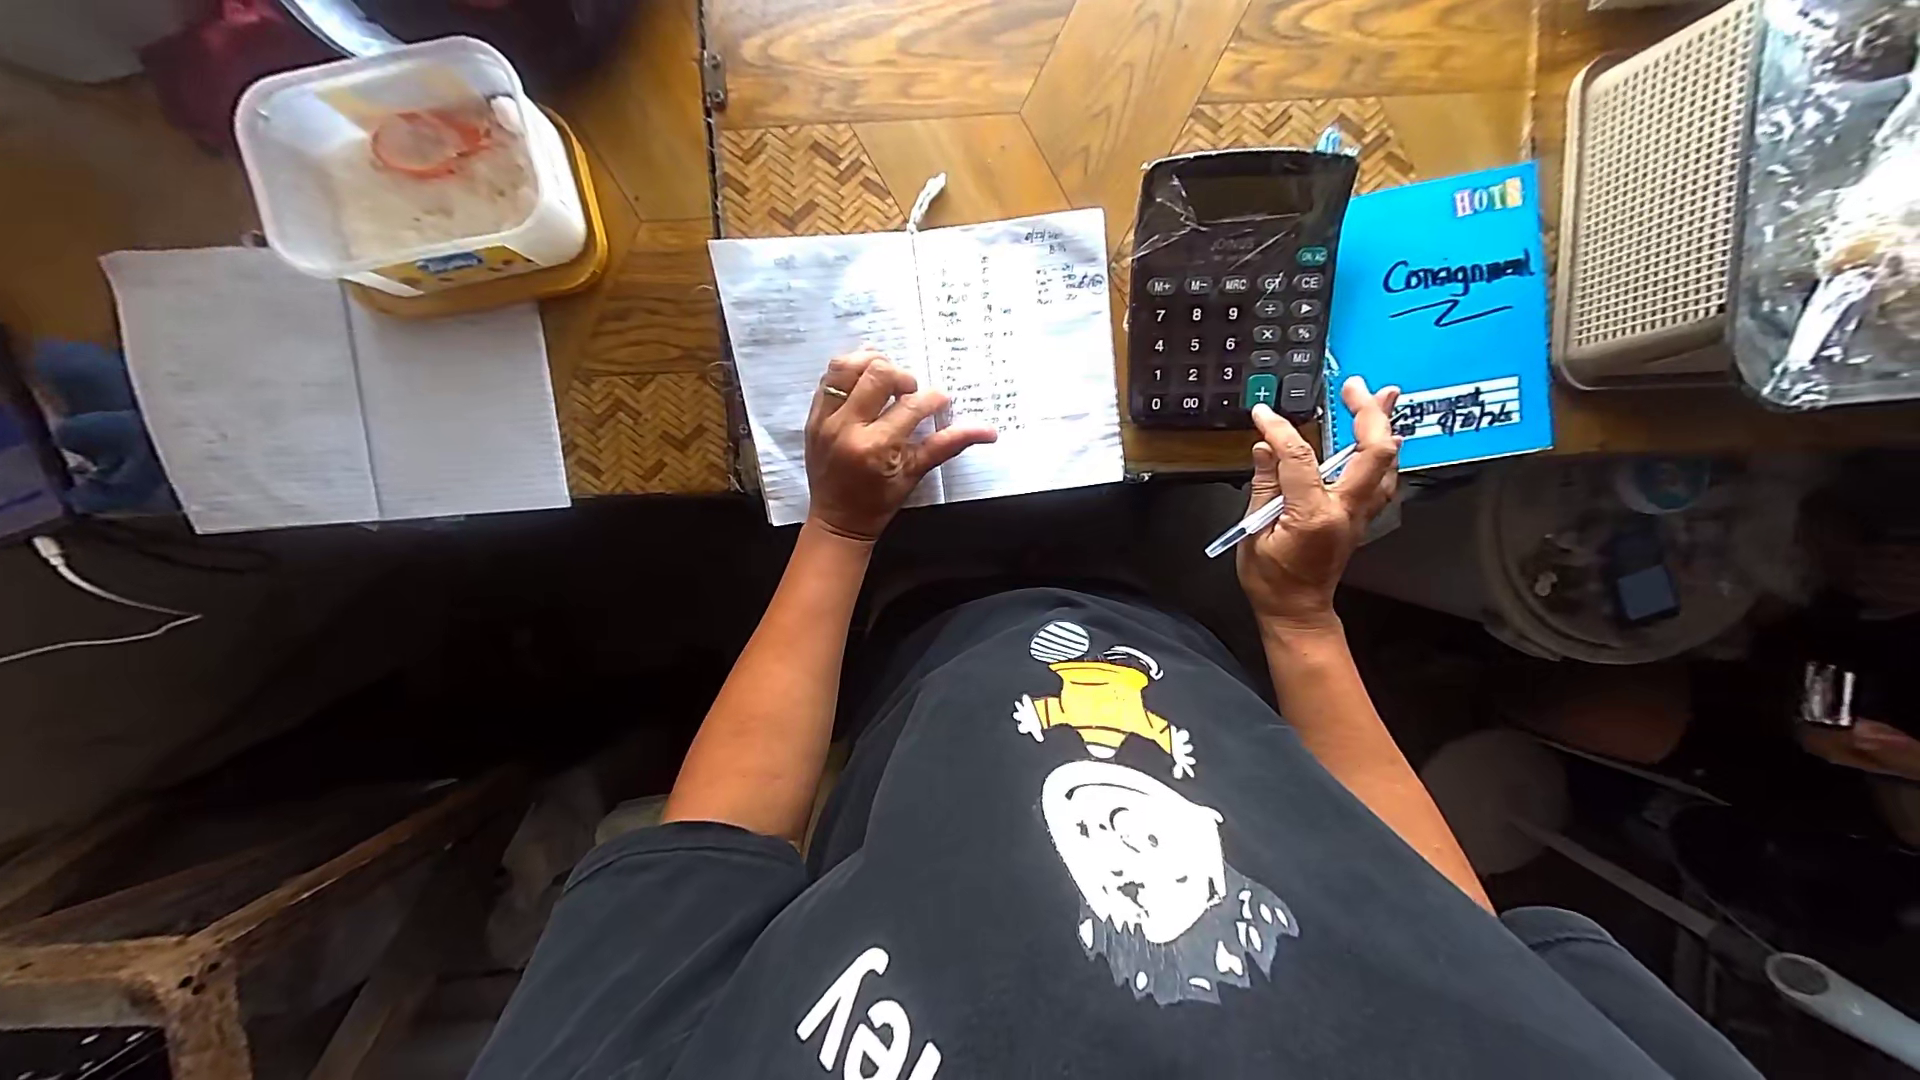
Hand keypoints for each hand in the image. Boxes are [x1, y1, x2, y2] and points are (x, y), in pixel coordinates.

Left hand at [804, 349, 996, 541]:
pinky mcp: (812, 417)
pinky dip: (849, 372)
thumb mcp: (915, 473)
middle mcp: (846, 428)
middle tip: (910, 392)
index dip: (933, 398)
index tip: (940, 401)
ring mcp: (825, 420)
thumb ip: (947, 445)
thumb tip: (988, 431)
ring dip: (872, 364)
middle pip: (878, 374)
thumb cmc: (879, 501)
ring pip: (846, 367)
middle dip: (903, 376)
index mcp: (875, 447)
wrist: (837, 520)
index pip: (911, 406)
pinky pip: (827, 378)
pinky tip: (865, 380)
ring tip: (886, 378)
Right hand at [1236, 376, 1400, 631]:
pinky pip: (1381, 479)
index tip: (1264, 414)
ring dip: (1385, 428)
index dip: (1280, 430)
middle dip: (1368, 414)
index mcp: (1312, 516)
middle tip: (1355, 386)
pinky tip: (1379, 438)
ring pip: (1386, 464)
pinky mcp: (1361, 518)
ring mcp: (1359, 515)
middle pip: (1372, 452)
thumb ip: (1264, 487)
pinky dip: (1382, 453)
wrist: (1296, 609)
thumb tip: (1265, 448)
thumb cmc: (1270, 580)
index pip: (1300, 458)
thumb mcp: (1253, 533)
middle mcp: (1345, 512)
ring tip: (1383, 397)